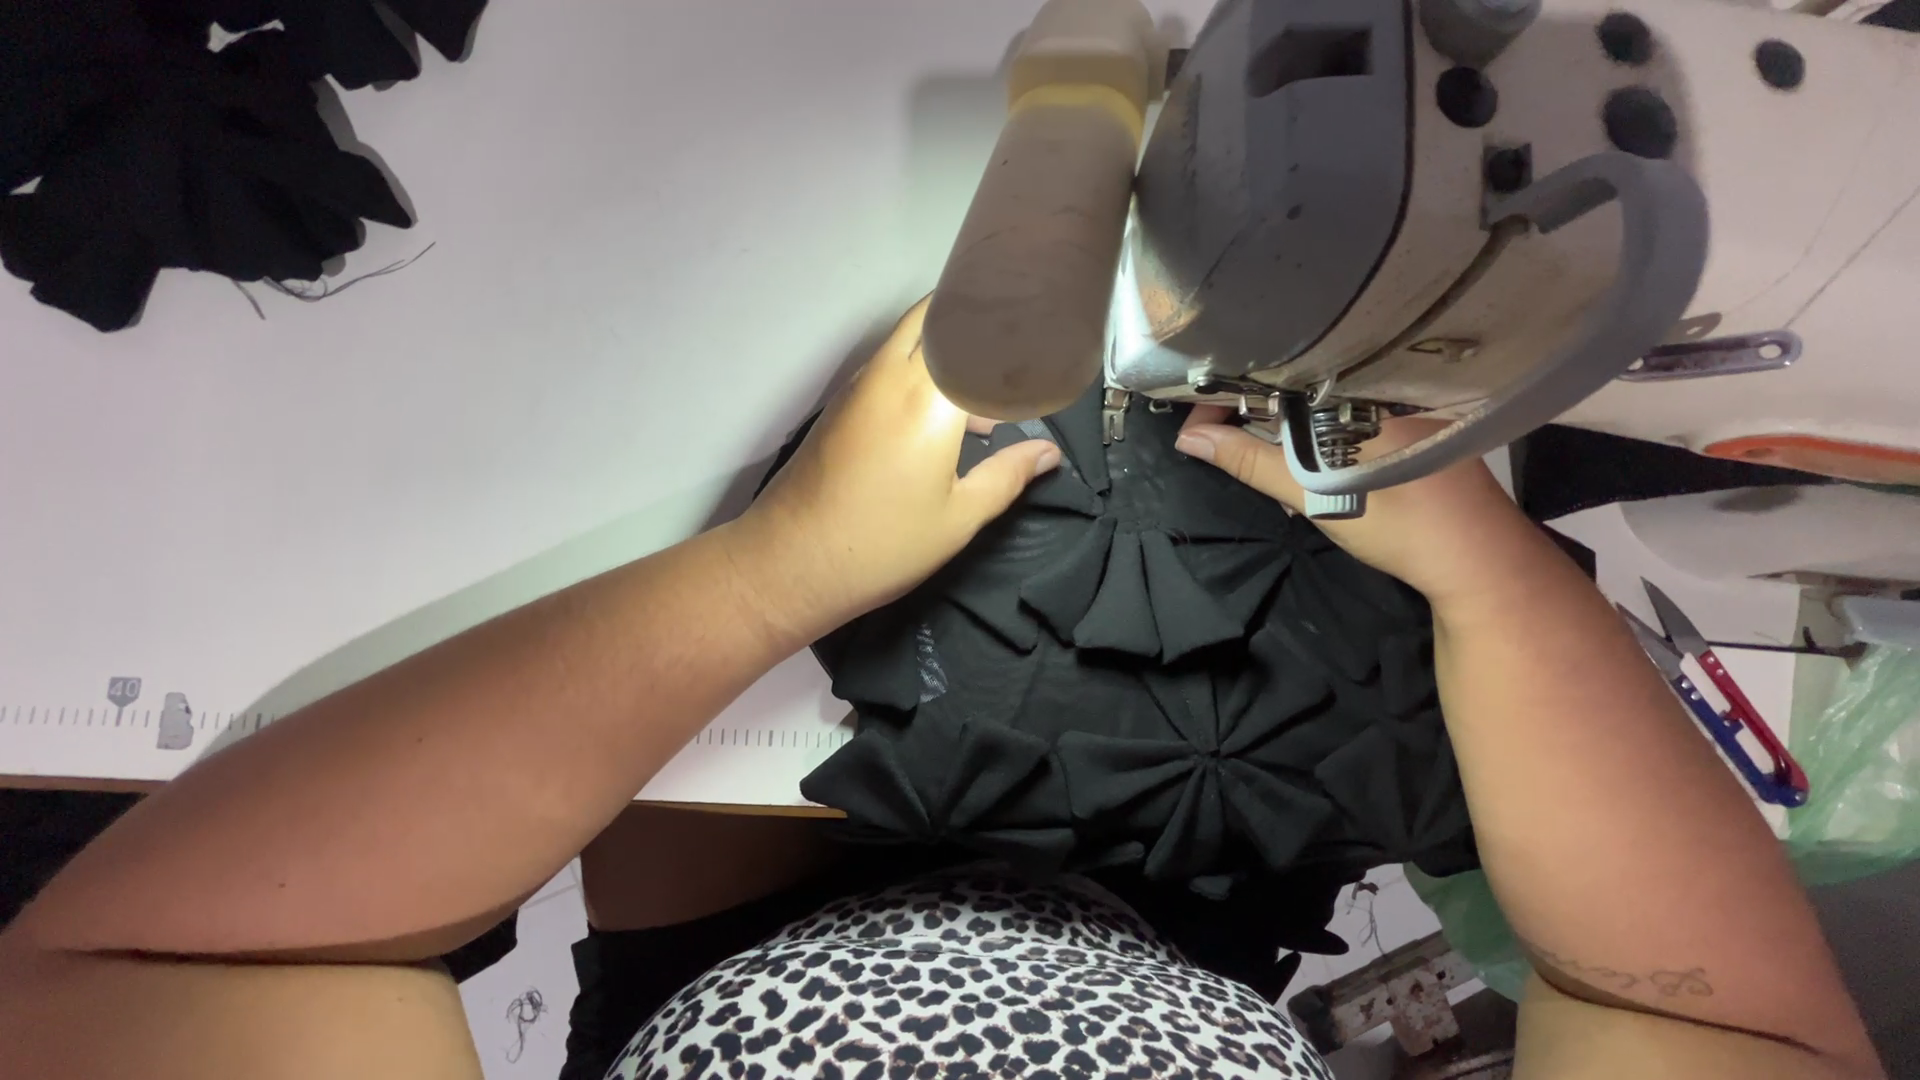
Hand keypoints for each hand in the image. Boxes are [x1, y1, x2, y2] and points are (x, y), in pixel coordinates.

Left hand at [726, 298, 1061, 641]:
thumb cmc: (884, 545)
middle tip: (1015, 356)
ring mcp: (860, 383)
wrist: (791, 561)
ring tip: (984, 404)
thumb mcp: (959, 518)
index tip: (1048, 345)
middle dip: (981, 322)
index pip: (982, 337)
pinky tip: (944, 419)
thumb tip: (1048, 453)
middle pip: (940, 313)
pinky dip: (923, 367)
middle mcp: (892, 373)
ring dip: (951, 349)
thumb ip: (1008, 475)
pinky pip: (890, 360)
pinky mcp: (841, 401)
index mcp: (929, 398)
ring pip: (911, 335)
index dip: (1018, 335)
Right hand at [1173, 406, 1540, 605]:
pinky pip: (1341, 420)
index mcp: (1360, 388)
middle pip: (1292, 388)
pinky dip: (1312, 440)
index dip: (1227, 396)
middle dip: (1248, 416)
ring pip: (1315, 407)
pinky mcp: (1407, 428)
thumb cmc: (1401, 523)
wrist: (1481, 561)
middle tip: (1217, 444)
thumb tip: (1189, 439)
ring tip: (1257, 463)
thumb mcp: (1315, 492)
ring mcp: (1397, 406)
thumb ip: (1251, 461)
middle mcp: (1380, 385)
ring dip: (1278, 432)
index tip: (1194, 424)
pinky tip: (1304, 468)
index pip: (1276, 376)